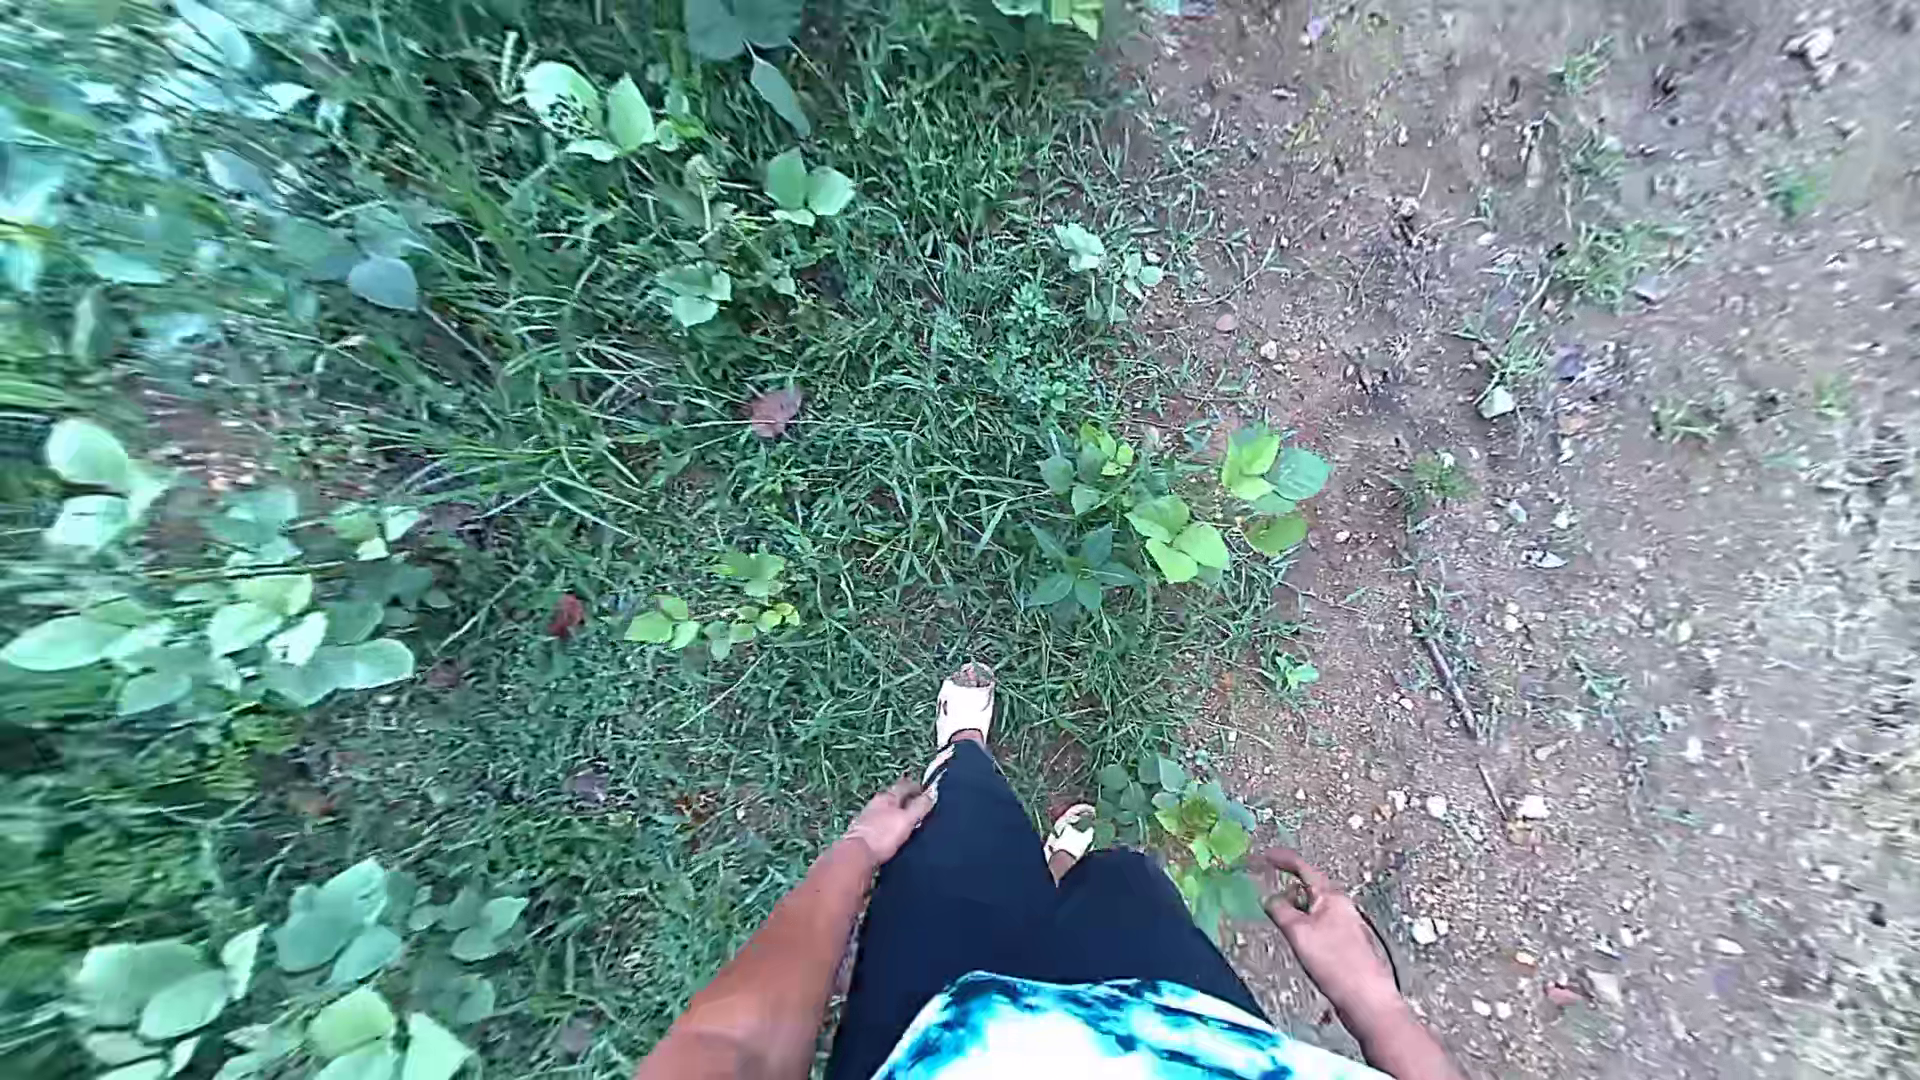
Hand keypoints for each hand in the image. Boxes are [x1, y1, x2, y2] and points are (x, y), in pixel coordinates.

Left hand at [840, 778, 934, 864]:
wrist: (855, 856)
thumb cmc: (883, 835)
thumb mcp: (906, 820)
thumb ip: (920, 806)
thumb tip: (933, 791)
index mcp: (887, 796)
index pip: (905, 784)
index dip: (917, 786)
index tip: (928, 791)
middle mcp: (876, 803)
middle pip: (894, 796)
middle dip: (907, 799)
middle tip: (921, 806)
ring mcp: (867, 817)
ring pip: (886, 810)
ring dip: (897, 812)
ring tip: (909, 821)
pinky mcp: (862, 832)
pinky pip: (880, 823)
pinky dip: (888, 824)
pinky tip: (892, 833)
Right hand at [1257, 848, 1403, 1024]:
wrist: (1369, 1005)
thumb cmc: (1336, 964)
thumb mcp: (1296, 931)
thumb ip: (1278, 908)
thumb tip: (1269, 899)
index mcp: (1332, 897)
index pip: (1302, 866)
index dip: (1281, 858)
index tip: (1265, 856)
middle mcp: (1342, 907)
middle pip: (1308, 888)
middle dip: (1288, 892)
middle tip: (1272, 901)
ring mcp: (1348, 927)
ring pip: (1314, 909)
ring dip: (1297, 913)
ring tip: (1287, 929)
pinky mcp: (1348, 947)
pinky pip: (1320, 926)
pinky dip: (1306, 928)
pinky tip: (1304, 947)